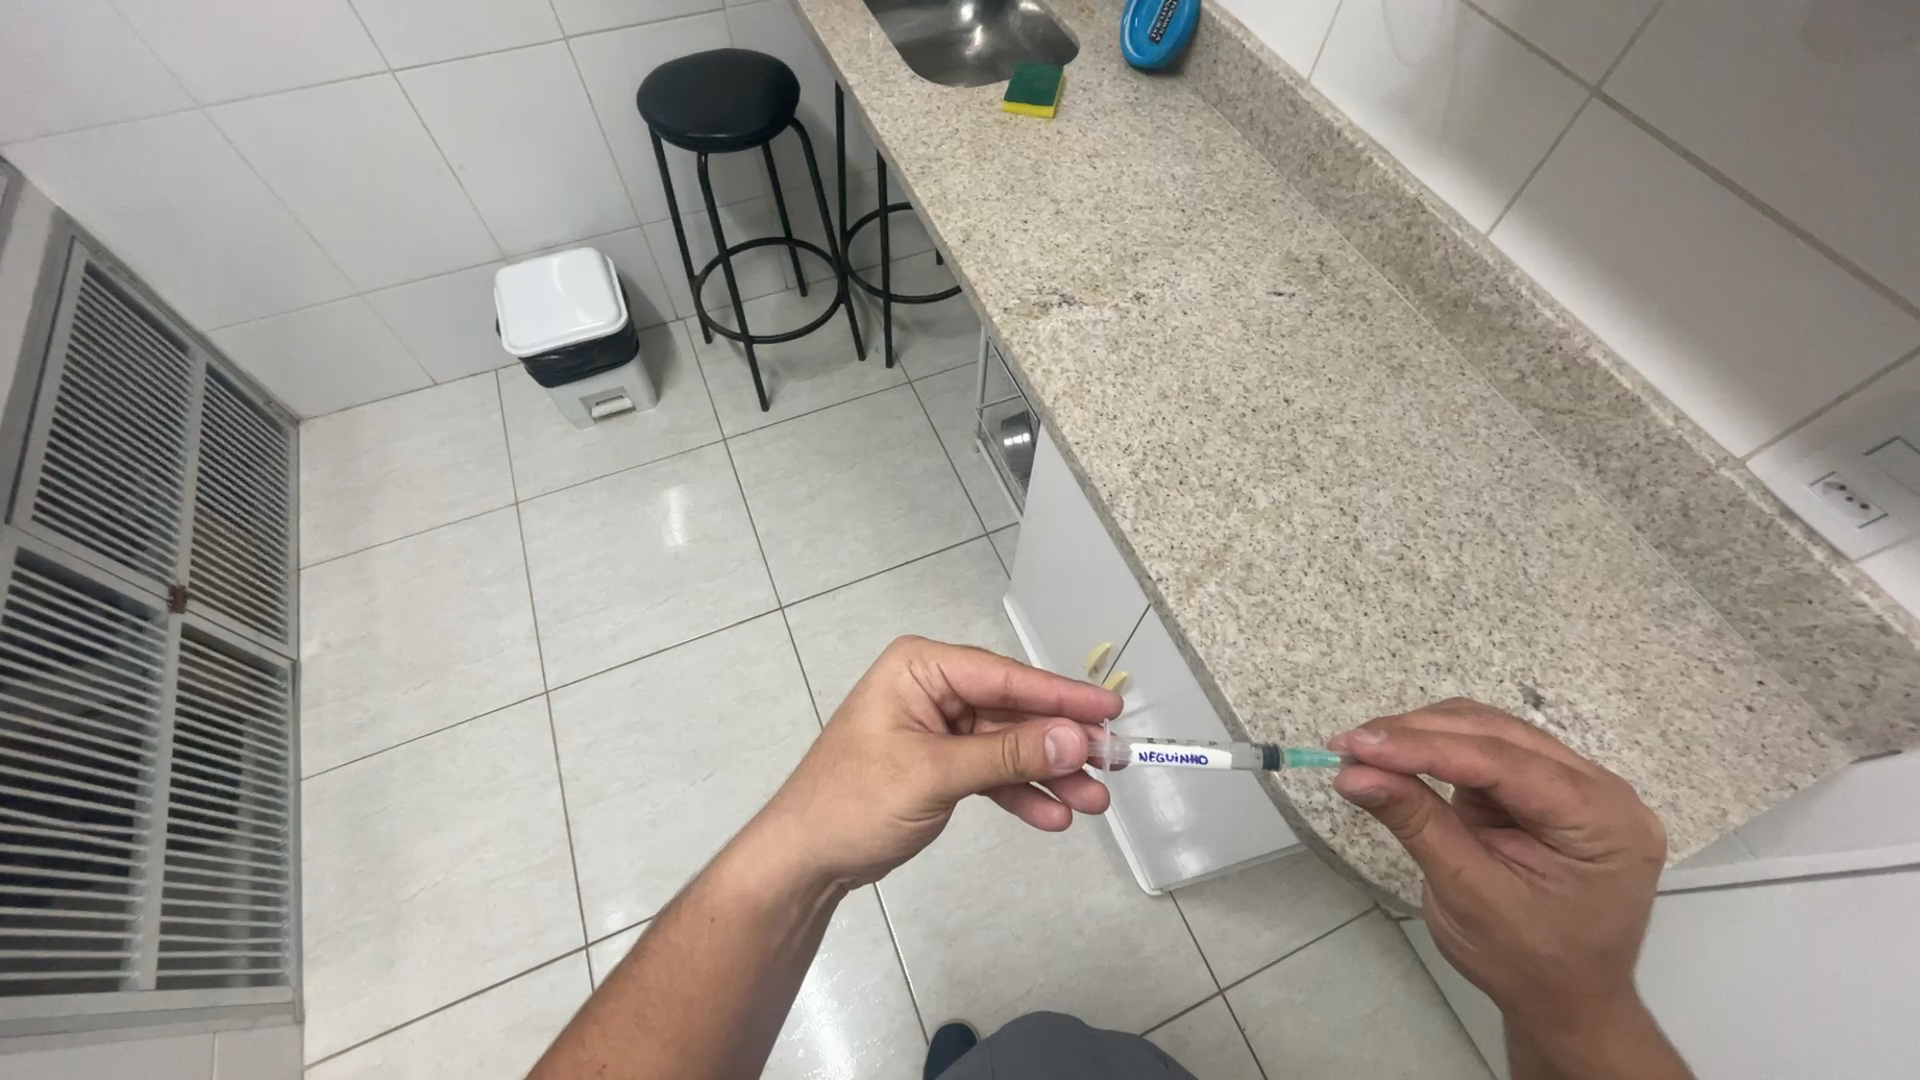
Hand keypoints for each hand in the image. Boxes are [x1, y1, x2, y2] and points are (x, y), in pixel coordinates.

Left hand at [754, 636, 1122, 889]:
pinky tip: (1054, 816)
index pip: (1005, 677)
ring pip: (1008, 745)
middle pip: (1012, 711)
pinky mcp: (942, 763)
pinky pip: (991, 772)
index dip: (1061, 695)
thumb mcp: (934, 774)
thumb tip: (1076, 738)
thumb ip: (1007, 755)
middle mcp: (934, 688)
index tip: (1110, 709)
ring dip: (1049, 774)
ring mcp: (939, 727)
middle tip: (1113, 763)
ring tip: (1094, 801)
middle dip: (1059, 742)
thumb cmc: (855, 800)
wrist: (805, 858)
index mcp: (922, 668)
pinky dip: (1020, 793)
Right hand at [1328, 699, 1666, 1032]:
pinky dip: (1431, 746)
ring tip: (1362, 750)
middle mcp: (1598, 789)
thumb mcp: (1466, 892)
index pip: (1503, 762)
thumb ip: (1415, 822)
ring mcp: (1571, 783)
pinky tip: (1393, 757)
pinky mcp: (1537, 784)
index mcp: (1602, 821)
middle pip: (1495, 733)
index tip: (1355, 744)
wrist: (1562, 997)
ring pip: (1484, 728)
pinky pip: (1480, 746)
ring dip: (1418, 733)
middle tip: (1347, 745)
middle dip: (1415, 733)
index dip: (1423, 747)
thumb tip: (1350, 773)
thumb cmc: (1525, 958)